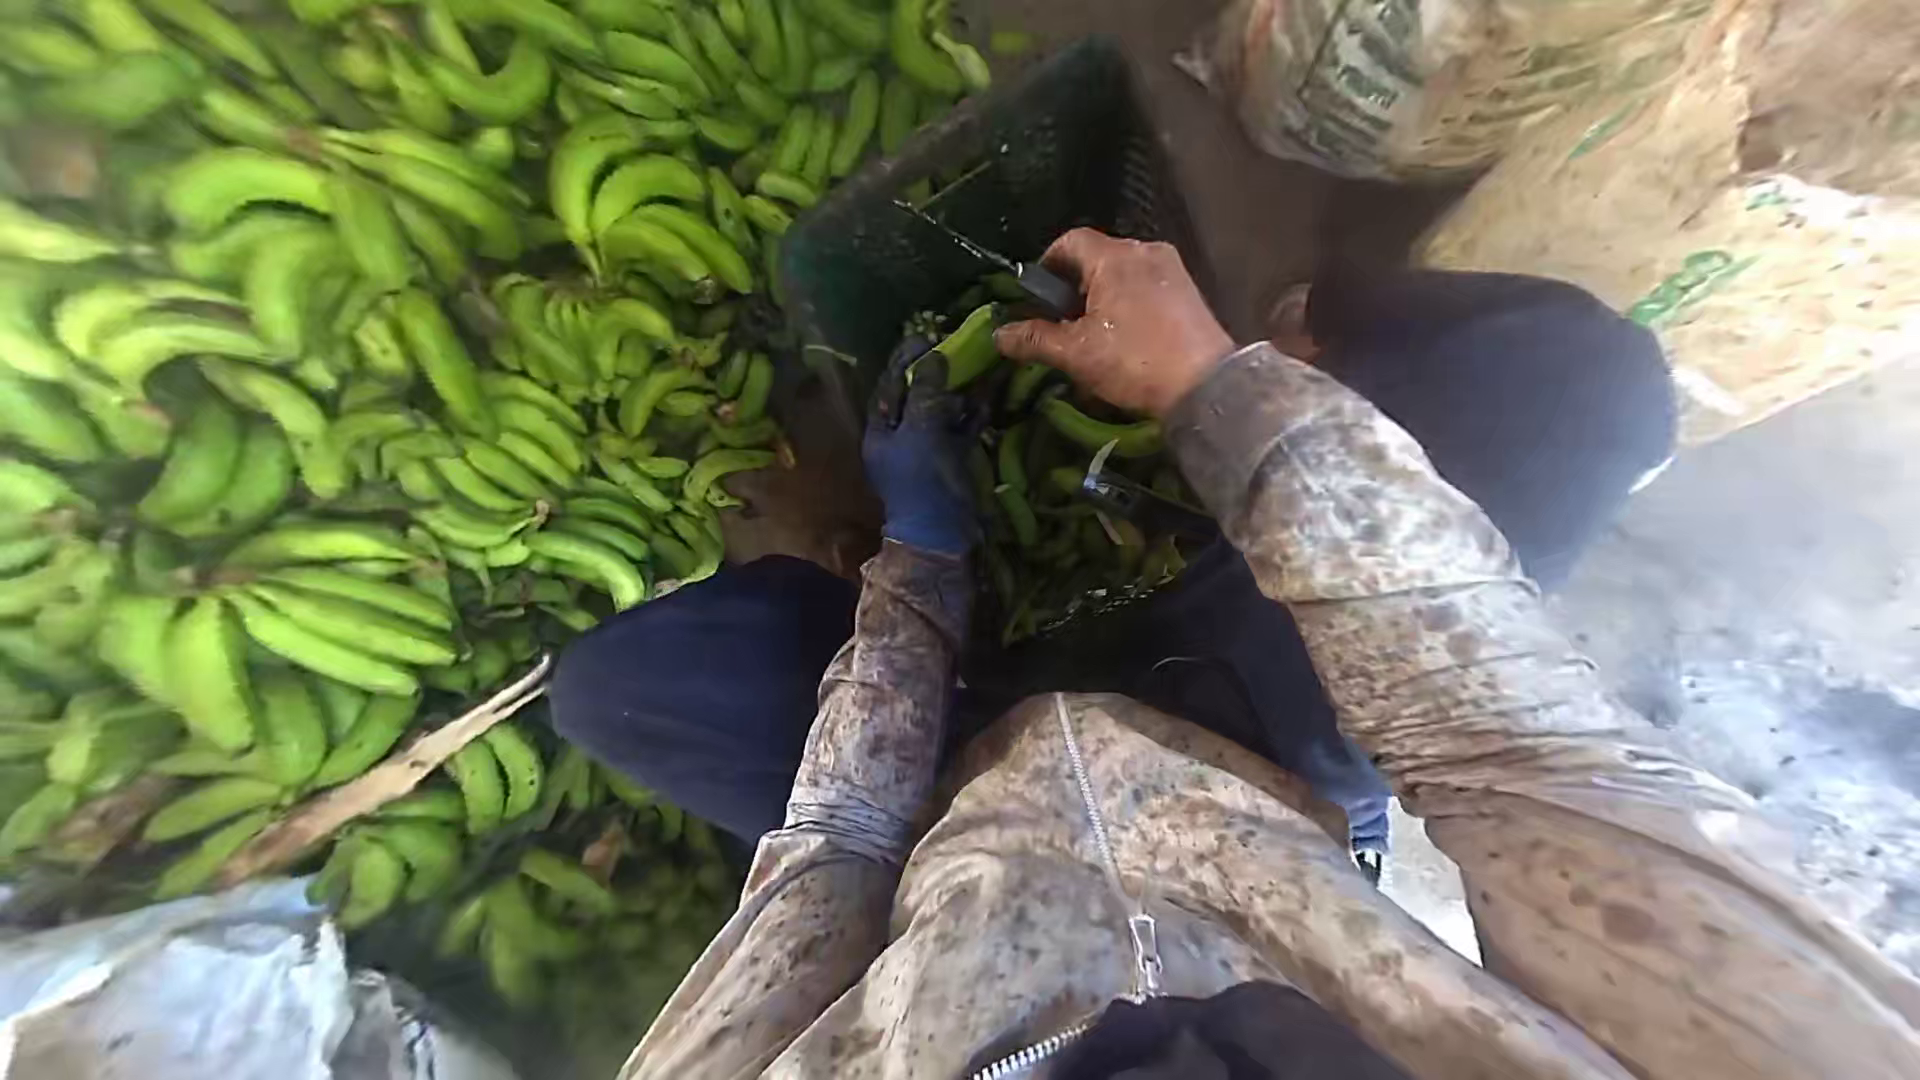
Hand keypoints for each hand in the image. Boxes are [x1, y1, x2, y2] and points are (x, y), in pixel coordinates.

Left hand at [863, 337, 977, 556]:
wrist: (943, 533)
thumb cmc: (922, 480)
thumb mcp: (919, 432)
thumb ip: (924, 393)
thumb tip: (931, 357)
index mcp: (881, 432)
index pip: (888, 386)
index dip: (903, 361)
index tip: (923, 337)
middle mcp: (900, 439)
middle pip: (915, 397)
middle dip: (934, 374)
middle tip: (953, 348)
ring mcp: (926, 451)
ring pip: (939, 413)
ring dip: (956, 393)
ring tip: (974, 369)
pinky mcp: (949, 461)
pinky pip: (958, 431)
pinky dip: (970, 417)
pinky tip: (985, 400)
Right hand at [994, 229, 1234, 416]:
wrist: (1205, 385)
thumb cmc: (1133, 361)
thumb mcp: (1076, 353)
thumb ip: (1035, 339)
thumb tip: (999, 335)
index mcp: (1114, 258)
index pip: (1070, 241)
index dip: (1047, 264)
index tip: (1037, 296)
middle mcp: (1145, 251)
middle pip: (1096, 258)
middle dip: (1073, 287)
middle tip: (1062, 324)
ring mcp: (1171, 269)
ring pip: (1122, 273)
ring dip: (1100, 297)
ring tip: (1093, 335)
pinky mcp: (1187, 292)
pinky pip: (1145, 287)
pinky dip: (1127, 303)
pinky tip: (1125, 338)